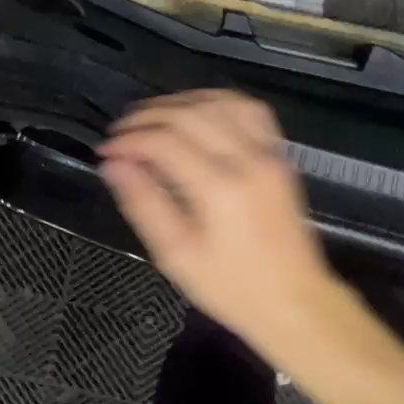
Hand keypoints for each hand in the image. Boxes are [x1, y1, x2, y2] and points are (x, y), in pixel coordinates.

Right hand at [98, 90, 340, 350]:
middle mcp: (246, 161)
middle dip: (147, 117)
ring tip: (152, 118)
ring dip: (179, 102)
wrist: (296, 302)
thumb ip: (144, 204)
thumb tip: (114, 165)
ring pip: (218, 102)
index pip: (164, 142)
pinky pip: (250, 108)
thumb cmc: (232, 288)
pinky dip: (218, 101)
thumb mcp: (178, 257)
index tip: (107, 151)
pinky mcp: (280, 154)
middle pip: (188, 114)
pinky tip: (197, 111)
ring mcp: (268, 153)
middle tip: (122, 132)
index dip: (130, 140)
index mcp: (219, 190)